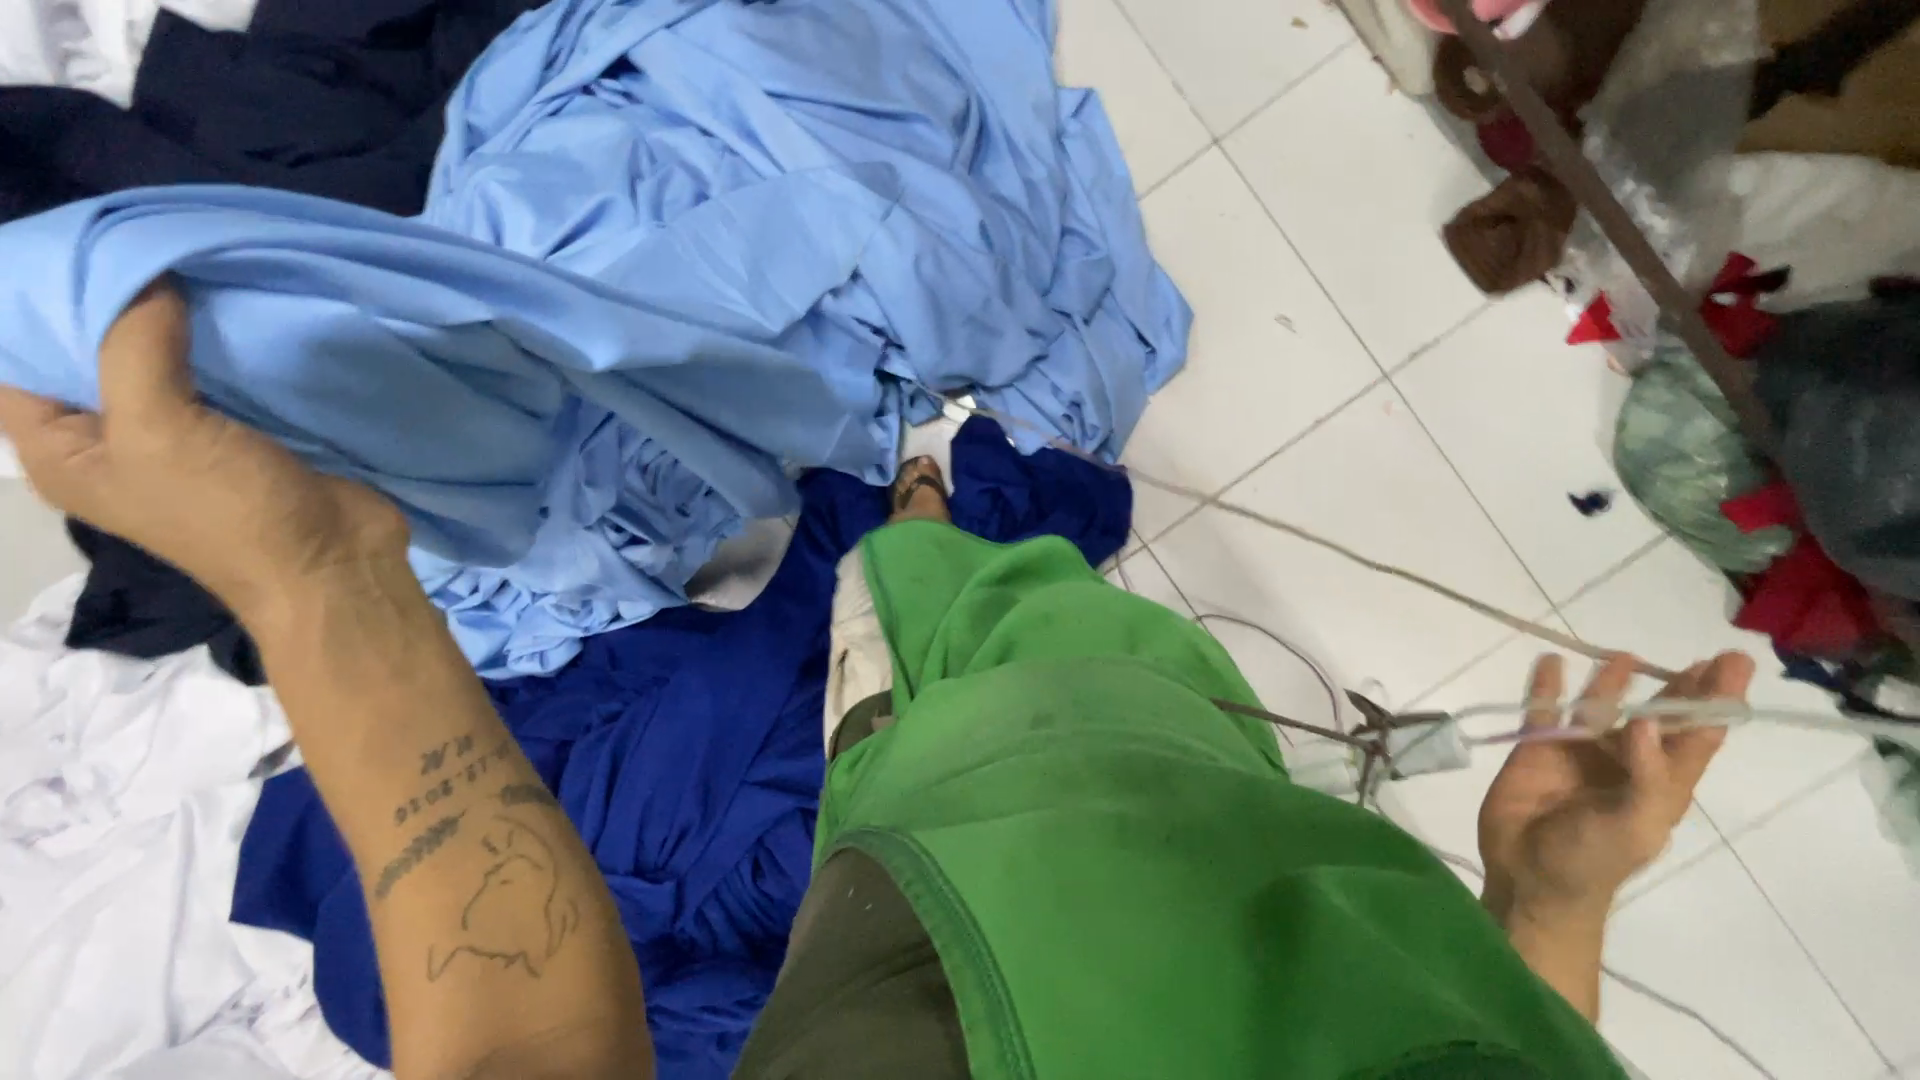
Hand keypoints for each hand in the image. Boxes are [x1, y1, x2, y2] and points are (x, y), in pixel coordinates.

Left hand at [0, 280, 409, 625]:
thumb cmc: (231, 512)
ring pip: (172, 367)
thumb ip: (136, 347)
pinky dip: (237, 355)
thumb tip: (153, 280)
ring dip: (187, 329)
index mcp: (64, 449)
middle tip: (151, 251)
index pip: (19, 361)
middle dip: (122, 309)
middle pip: (99, 358)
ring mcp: (193, 442)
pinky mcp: (256, 441)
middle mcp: (120, 442)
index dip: (43, 307)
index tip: (88, 254)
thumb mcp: (160, 429)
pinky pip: (232, 384)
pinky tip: (251, 320)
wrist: (335, 564)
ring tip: (202, 274)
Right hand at [1478, 651, 1753, 927]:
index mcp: (1659, 781)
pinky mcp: (1536, 748)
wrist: (1531, 873)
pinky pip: (1543, 710)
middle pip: (1657, 716)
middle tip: (1708, 657)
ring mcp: (1578, 752)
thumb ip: (1645, 773)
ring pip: (1601, 707)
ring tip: (1627, 655)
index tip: (1730, 665)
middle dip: (1682, 688)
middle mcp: (1623, 760)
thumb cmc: (1593, 858)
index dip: (1716, 701)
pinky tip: (1550, 663)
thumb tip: (1645, 720)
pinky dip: (1545, 686)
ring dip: (1615, 681)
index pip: (1696, 734)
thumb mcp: (1634, 823)